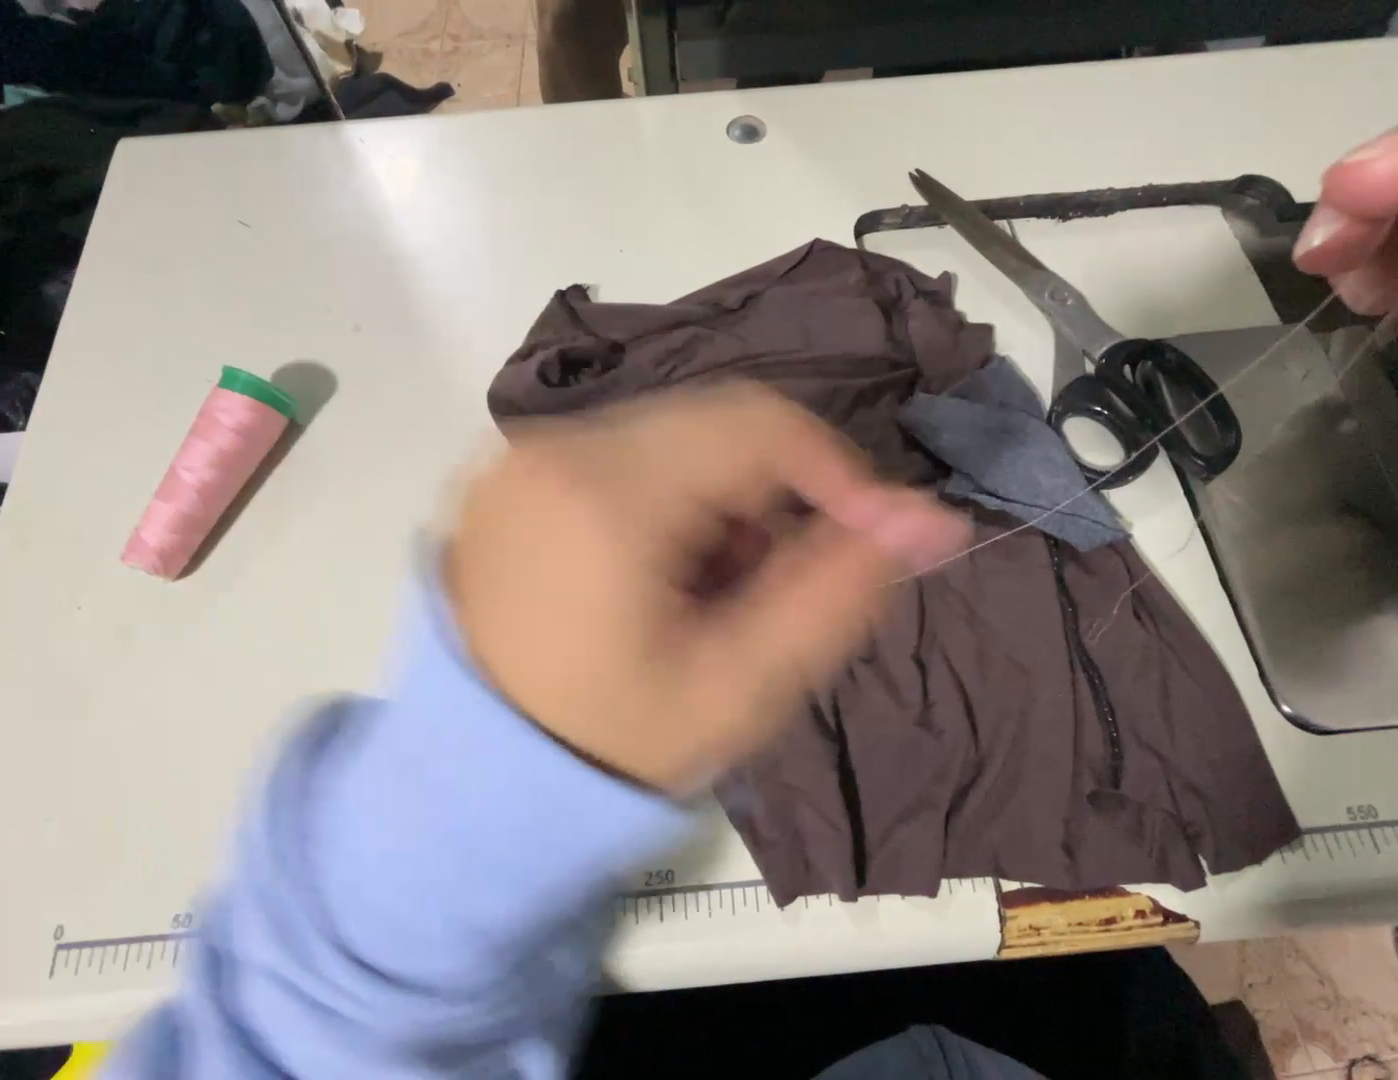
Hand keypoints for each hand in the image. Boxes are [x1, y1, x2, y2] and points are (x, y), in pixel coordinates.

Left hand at [443, 383, 969, 793]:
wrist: (468, 778)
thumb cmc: (607, 746)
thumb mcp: (737, 690)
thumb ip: (836, 596)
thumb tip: (929, 518)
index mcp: (604, 495)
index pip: (758, 423)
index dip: (833, 469)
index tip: (860, 536)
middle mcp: (550, 449)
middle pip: (711, 428)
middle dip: (763, 498)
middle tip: (755, 592)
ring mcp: (515, 458)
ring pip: (667, 439)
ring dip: (713, 501)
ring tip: (699, 594)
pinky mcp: (503, 476)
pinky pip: (614, 456)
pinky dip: (659, 500)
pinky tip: (646, 576)